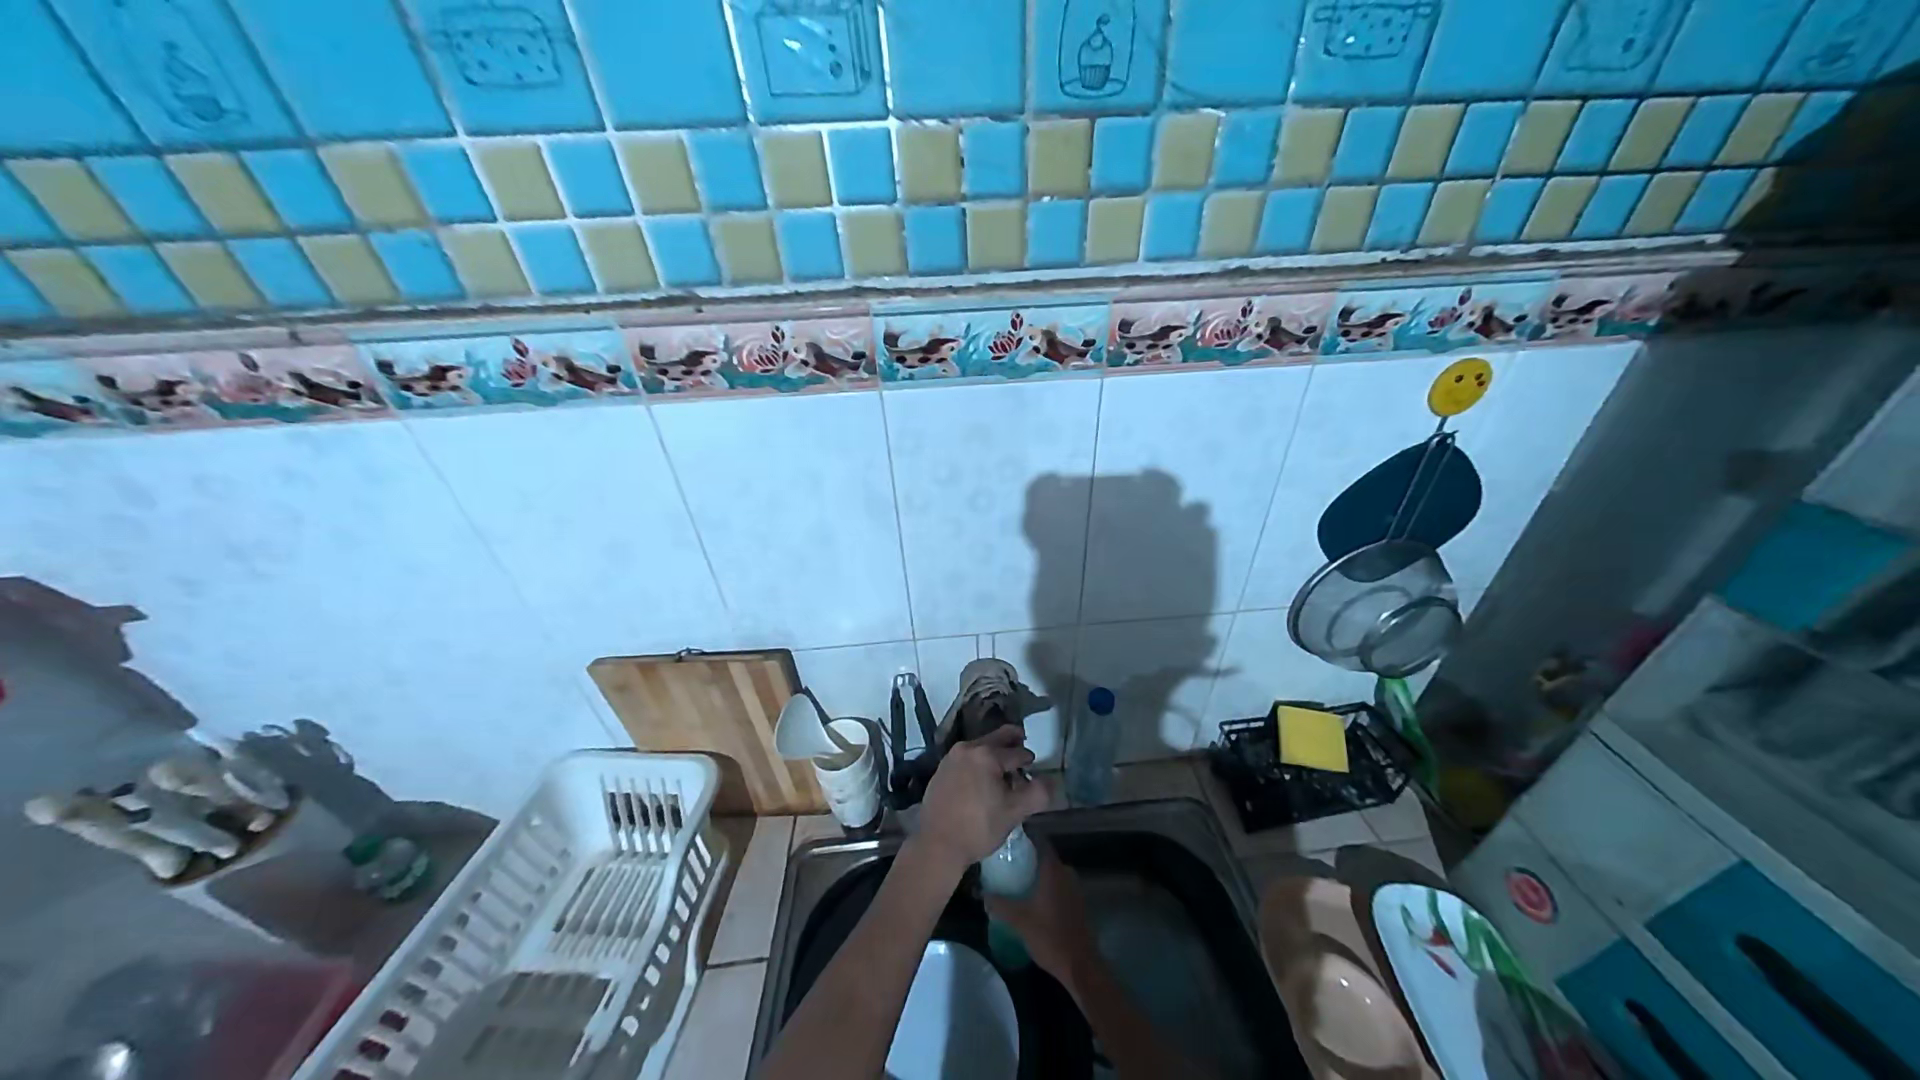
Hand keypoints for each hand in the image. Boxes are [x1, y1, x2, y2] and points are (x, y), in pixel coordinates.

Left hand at [913, 725, 1050, 873]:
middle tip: (1022, 744)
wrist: (936, 844)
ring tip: (1003, 769)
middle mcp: (967, 748)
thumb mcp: (1014, 812)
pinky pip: (966, 759)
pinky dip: (978, 763)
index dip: (1029, 760)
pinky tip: (981, 781)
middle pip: (996, 739)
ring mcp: (951, 758)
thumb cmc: (978, 827)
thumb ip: (1037, 794)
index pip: (1017, 752)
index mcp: (986, 754)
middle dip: (1012, 741)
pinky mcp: (940, 770)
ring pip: (980, 748)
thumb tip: (1049, 782)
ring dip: (994, 754)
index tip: (1033, 767)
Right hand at [985, 840, 1098, 993]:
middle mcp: (1065, 872)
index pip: (1039, 839)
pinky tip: (1029, 898)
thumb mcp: (1018, 919)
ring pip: (1050, 872)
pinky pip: (1056, 885)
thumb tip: (980, 891)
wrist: (1080, 966)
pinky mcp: (1076, 902)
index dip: (1023, 836)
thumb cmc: (1049, 936)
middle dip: (1025, 856)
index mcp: (1053, 869)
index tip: (1006, 838)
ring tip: (1012, 880)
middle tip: (1004, 861)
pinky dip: (1043, 886)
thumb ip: (999, 903)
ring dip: (1034, 873)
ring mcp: (1073, 887)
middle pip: (1043, 855)